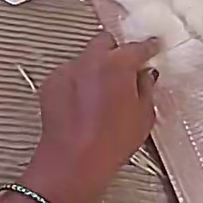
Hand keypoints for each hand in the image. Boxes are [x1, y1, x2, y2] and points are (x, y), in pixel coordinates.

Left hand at [21, 34, 160, 202]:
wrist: (74, 160)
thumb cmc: (111, 141)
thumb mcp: (143, 116)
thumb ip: (145, 88)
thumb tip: (144, 76)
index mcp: (118, 64)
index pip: (137, 46)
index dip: (148, 48)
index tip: (152, 48)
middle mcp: (91, 60)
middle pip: (105, 43)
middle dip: (116, 52)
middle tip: (124, 70)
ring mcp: (68, 70)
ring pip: (85, 59)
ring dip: (94, 68)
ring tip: (101, 94)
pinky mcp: (51, 83)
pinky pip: (69, 75)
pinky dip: (77, 83)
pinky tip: (82, 103)